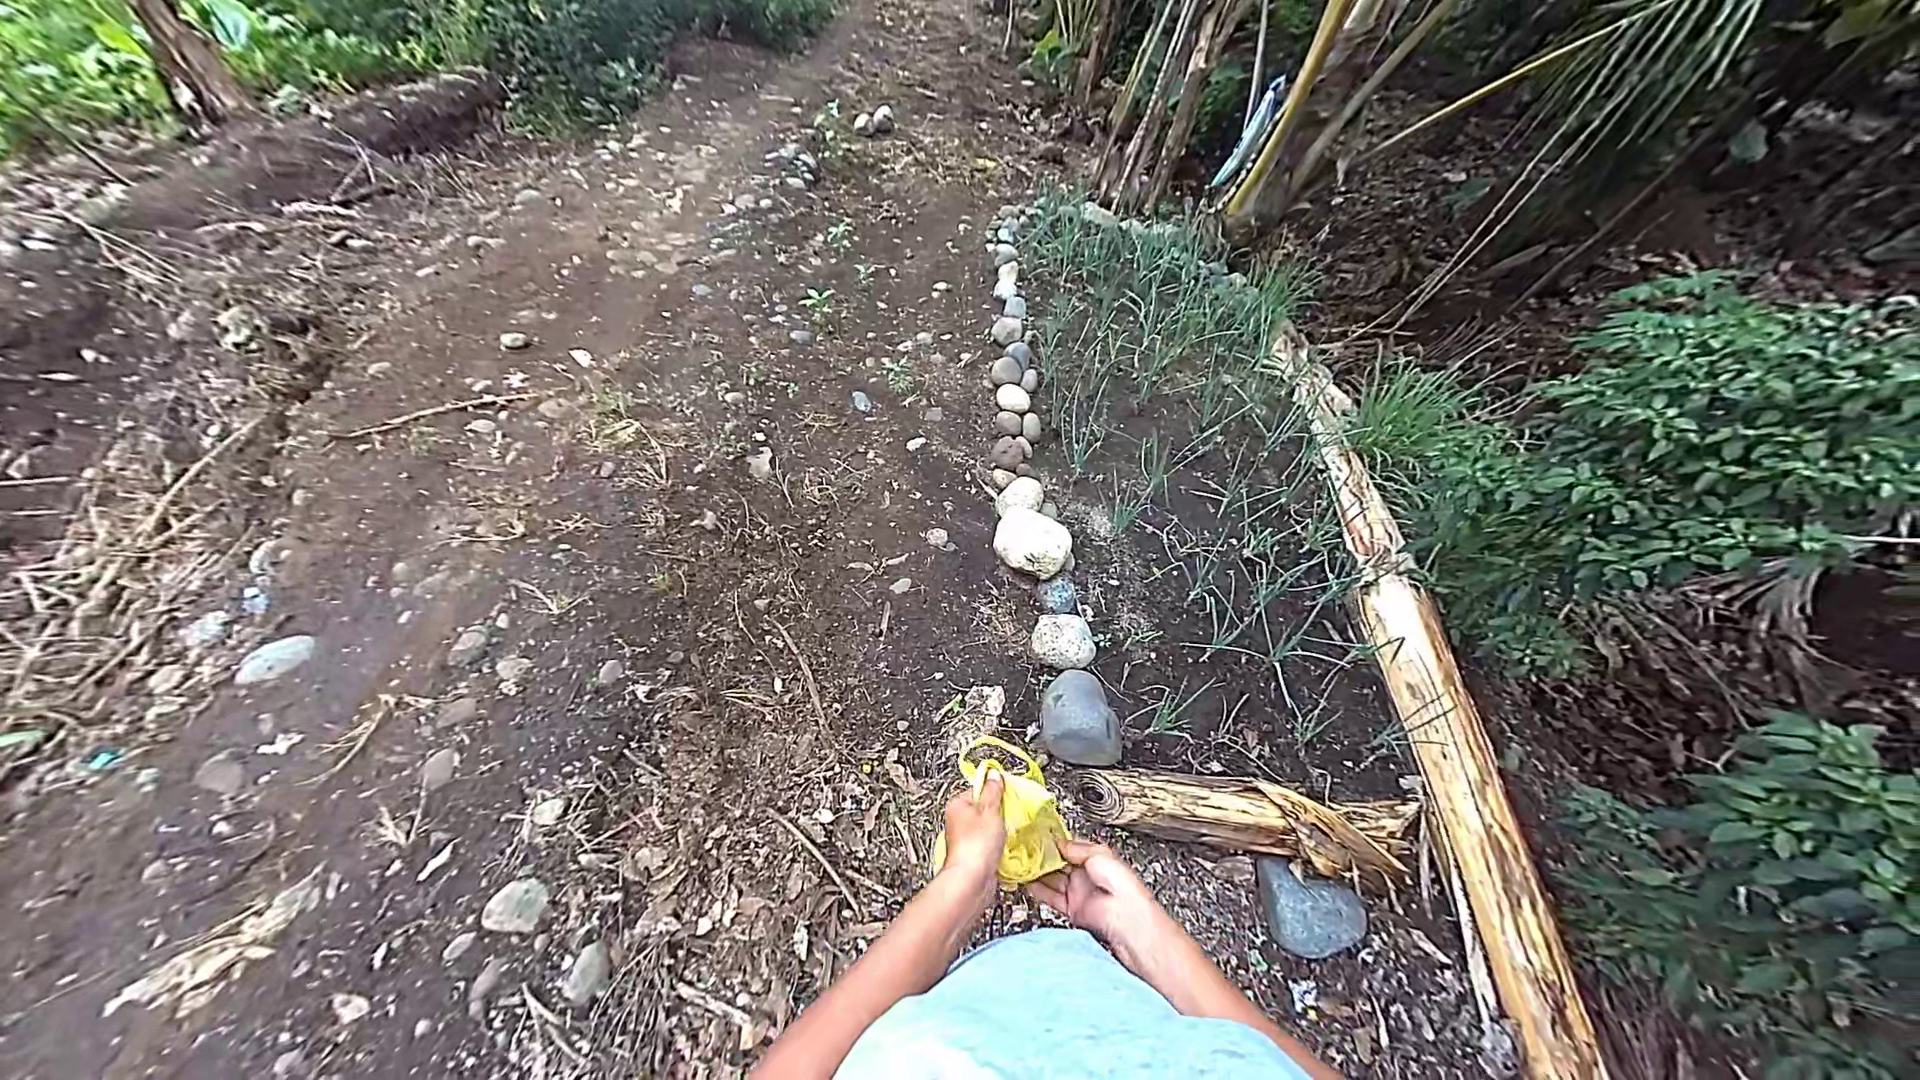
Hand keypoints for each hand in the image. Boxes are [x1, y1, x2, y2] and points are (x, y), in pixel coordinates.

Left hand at [939, 770, 1005, 903]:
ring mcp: (965, 839)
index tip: (1006, 796)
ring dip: (999, 830)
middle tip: (1008, 815)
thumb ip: (993, 791)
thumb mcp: (990, 810)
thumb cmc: (976, 845)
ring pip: (987, 827)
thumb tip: (994, 774)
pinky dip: (997, 845)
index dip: (994, 792)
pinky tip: (1004, 848)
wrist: (971, 881)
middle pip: (984, 808)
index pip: (978, 789)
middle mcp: (958, 820)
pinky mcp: (973, 854)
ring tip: (1007, 833)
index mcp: (957, 804)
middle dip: (998, 812)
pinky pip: (988, 844)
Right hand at [1026, 839, 1177, 973]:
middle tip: (1024, 849)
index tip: (1035, 836)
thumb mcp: (1099, 854)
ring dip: (1036, 872)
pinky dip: (1038, 890)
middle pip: (1057, 863)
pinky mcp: (1073, 911)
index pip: (1068, 847)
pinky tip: (1027, 882)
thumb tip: (1058, 842)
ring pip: (1051, 879)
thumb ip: (1075, 848)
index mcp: (1095, 858)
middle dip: (1041, 857)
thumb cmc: (1124, 888)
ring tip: (1021, 864)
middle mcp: (1086, 875)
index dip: (1052, 842)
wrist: (1129, 923)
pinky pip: (1051, 898)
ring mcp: (1079, 893)